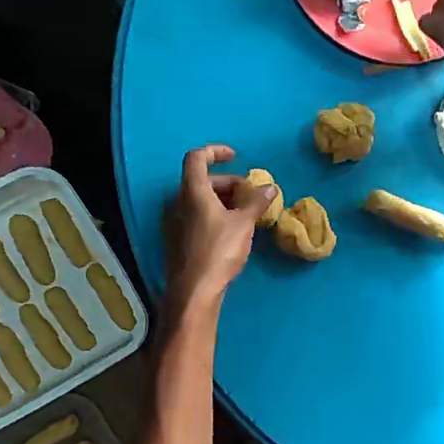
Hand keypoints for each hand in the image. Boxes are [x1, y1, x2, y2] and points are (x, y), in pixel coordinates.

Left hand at [163, 144, 272, 309]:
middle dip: (228, 182)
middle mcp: (178, 202)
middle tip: (251, 195)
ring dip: (222, 199)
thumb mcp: (243, 224)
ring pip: (199, 200)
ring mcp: (174, 221)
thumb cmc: (218, 251)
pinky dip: (213, 214)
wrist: (194, 291)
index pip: (196, 157)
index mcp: (192, 191)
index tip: (235, 157)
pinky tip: (231, 230)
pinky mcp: (176, 239)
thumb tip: (269, 187)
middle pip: (201, 180)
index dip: (215, 152)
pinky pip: (195, 215)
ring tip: (246, 213)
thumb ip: (257, 202)